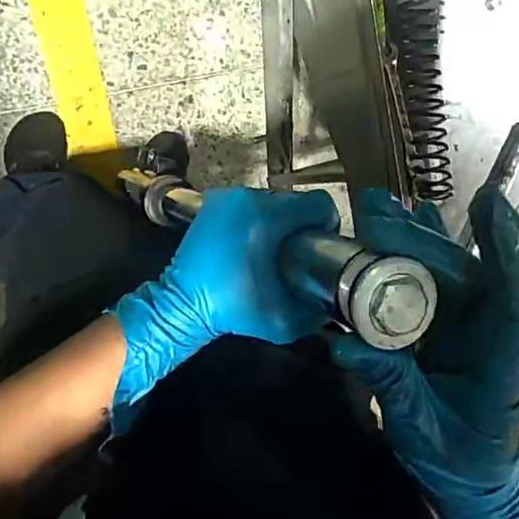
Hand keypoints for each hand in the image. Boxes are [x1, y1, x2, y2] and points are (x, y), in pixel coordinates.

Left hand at [110, 187, 338, 430]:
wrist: (183, 304)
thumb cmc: (231, 309)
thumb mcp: (284, 320)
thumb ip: (316, 309)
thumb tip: (335, 295)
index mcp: (267, 218)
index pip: (318, 204)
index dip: (327, 224)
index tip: (321, 244)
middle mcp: (247, 199)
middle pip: (295, 201)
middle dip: (301, 225)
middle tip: (298, 251)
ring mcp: (227, 197)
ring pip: (271, 201)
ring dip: (278, 221)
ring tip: (275, 249)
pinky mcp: (213, 203)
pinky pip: (248, 204)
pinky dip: (256, 219)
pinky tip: (254, 243)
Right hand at [328, 186, 518, 518]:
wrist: (472, 485)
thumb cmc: (462, 463)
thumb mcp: (424, 429)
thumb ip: (391, 384)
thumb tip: (341, 343)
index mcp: (500, 356)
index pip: (512, 296)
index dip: (503, 249)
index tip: (487, 205)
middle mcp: (486, 330)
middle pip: (462, 272)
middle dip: (421, 237)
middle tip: (375, 208)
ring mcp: (463, 326)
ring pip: (444, 271)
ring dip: (413, 236)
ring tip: (378, 205)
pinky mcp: (439, 329)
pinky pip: (425, 285)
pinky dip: (411, 254)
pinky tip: (397, 227)